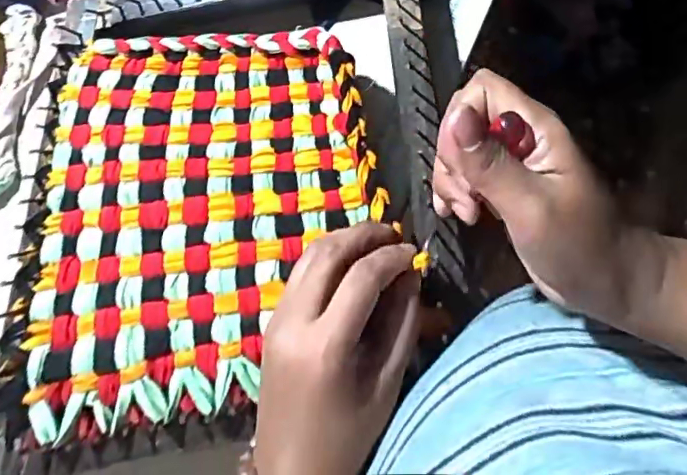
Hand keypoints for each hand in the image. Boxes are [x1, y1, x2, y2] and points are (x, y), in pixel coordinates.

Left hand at [255, 224, 420, 474]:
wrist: (290, 470)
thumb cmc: (346, 438)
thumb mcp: (384, 386)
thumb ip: (402, 326)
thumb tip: (411, 276)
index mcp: (324, 346)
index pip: (362, 277)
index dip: (392, 257)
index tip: (415, 253)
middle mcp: (294, 322)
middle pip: (329, 252)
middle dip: (365, 235)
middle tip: (394, 234)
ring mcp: (277, 318)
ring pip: (309, 255)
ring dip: (344, 240)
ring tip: (375, 242)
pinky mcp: (271, 320)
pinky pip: (300, 272)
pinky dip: (326, 257)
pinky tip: (349, 262)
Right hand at [432, 69, 665, 330]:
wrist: (611, 284)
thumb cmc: (579, 244)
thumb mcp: (530, 207)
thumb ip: (491, 163)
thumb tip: (455, 115)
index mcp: (535, 127)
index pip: (483, 88)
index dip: (462, 117)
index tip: (461, 162)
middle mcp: (520, 134)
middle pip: (465, 117)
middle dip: (454, 156)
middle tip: (466, 198)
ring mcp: (511, 159)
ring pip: (460, 145)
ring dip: (451, 177)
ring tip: (466, 213)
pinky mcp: (503, 183)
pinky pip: (465, 170)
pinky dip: (454, 189)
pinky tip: (456, 214)